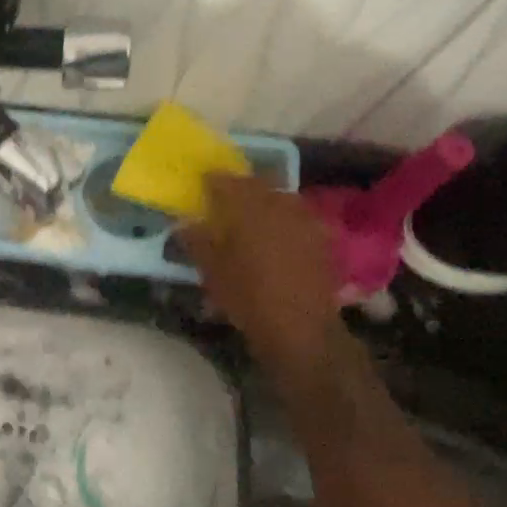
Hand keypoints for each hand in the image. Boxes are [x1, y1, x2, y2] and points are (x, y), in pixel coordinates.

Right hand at [179, 174, 340, 366]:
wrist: (299, 326)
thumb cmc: (246, 296)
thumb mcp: (211, 271)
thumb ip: (197, 241)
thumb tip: (186, 224)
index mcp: (248, 208)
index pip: (226, 181)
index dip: (212, 180)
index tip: (202, 183)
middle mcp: (279, 205)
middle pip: (258, 185)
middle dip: (241, 188)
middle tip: (225, 198)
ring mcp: (304, 220)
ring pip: (281, 198)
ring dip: (265, 201)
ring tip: (251, 216)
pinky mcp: (321, 238)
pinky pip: (298, 217)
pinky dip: (283, 219)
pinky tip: (276, 235)